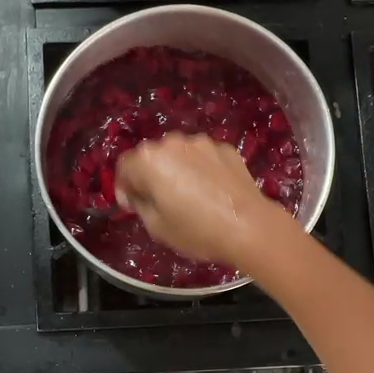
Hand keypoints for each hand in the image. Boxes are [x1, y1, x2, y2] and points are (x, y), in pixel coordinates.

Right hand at [115, 133, 294, 265]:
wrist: (249, 226)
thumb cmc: (197, 230)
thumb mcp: (156, 227)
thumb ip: (140, 205)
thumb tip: (140, 195)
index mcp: (149, 160)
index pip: (124, 167)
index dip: (124, 187)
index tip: (132, 206)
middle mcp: (173, 143)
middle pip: (152, 157)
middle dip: (150, 177)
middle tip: (159, 202)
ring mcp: (202, 143)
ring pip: (179, 155)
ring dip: (176, 170)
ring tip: (188, 196)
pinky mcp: (225, 149)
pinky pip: (203, 158)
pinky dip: (200, 170)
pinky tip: (210, 192)